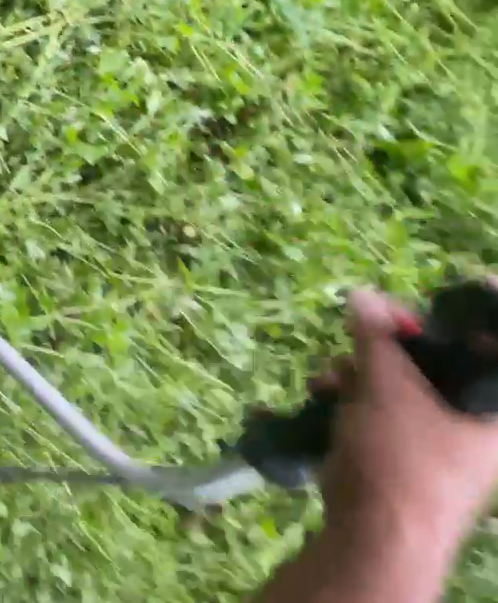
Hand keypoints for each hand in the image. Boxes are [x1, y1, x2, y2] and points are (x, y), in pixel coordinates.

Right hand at [318, 288, 497, 553]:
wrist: (378, 524)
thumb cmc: (401, 457)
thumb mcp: (385, 389)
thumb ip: (375, 340)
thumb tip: (362, 295)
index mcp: (496, 409)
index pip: (496, 351)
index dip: (481, 315)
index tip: (464, 283)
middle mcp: (480, 418)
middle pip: (442, 357)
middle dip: (392, 341)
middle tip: (364, 330)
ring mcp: (444, 430)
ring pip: (404, 375)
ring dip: (361, 366)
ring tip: (332, 374)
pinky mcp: (407, 438)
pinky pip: (382, 397)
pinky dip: (353, 388)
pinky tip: (327, 390)